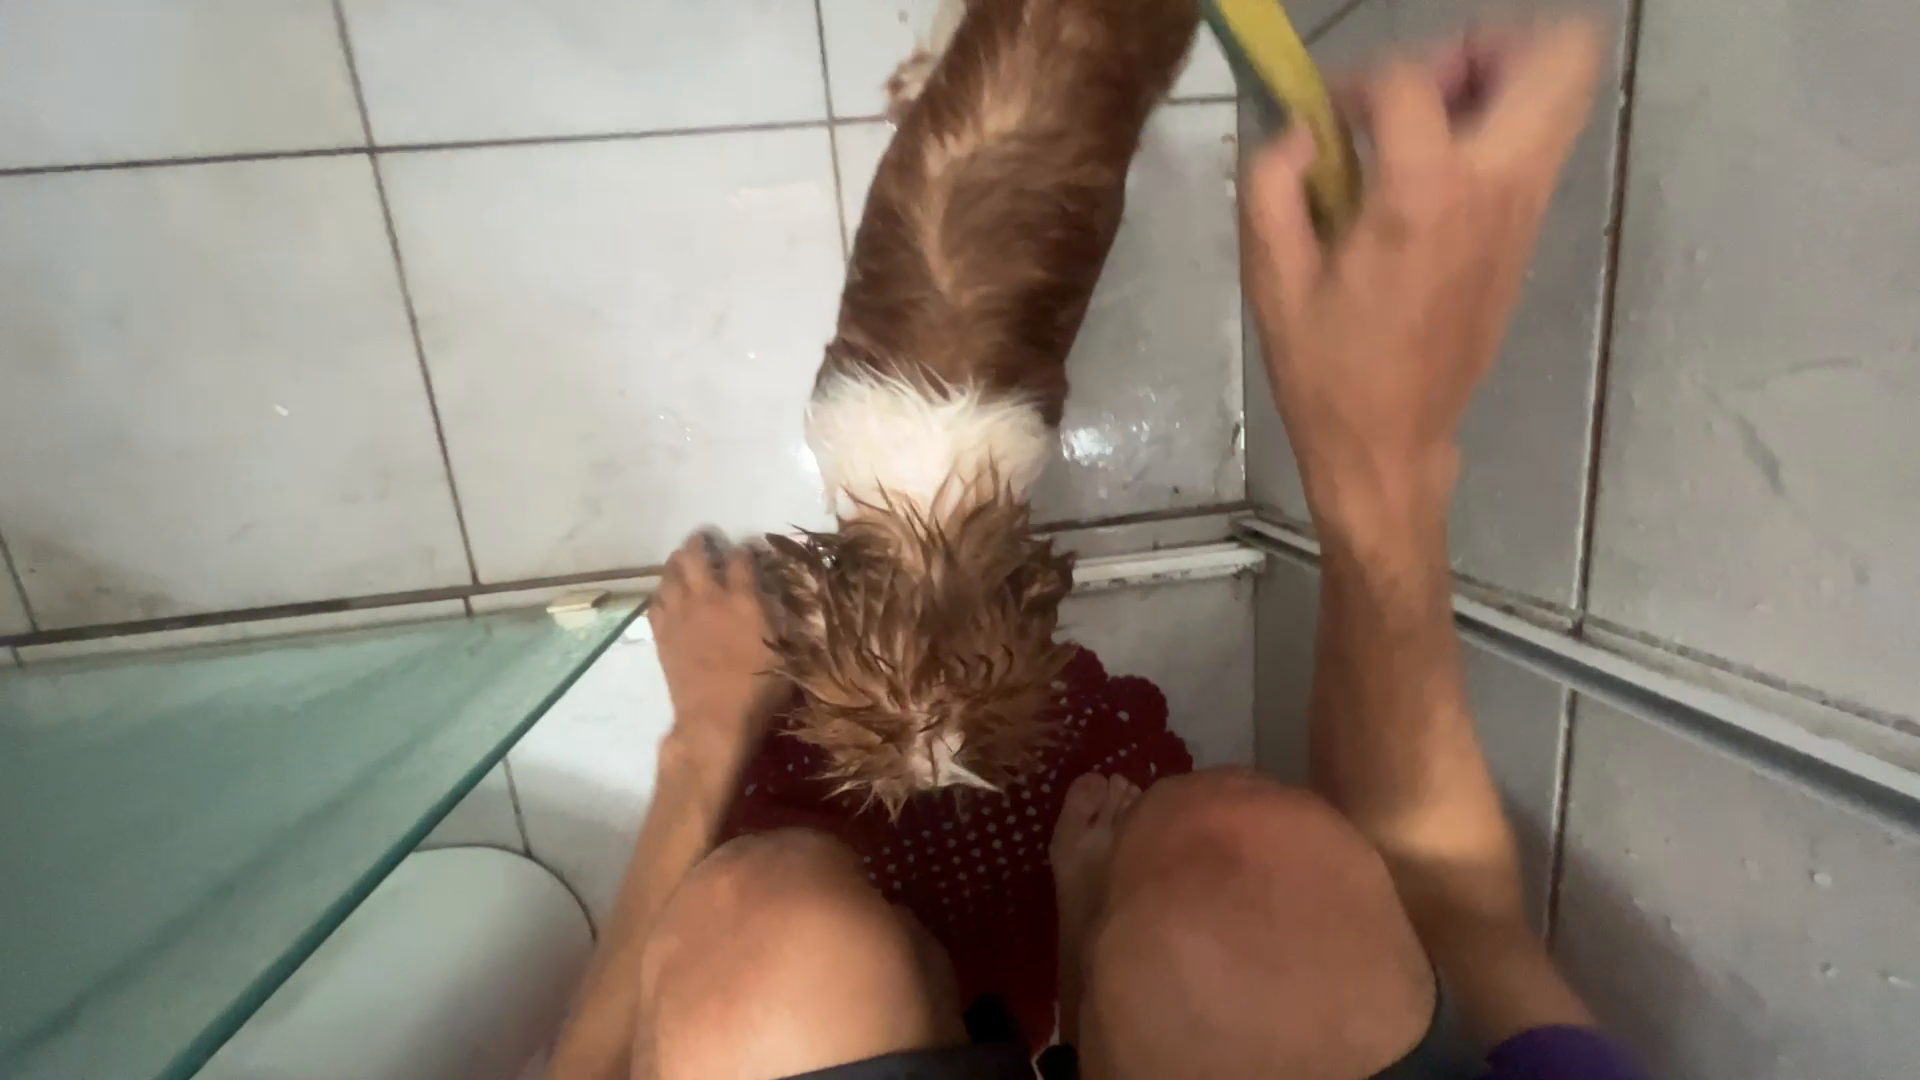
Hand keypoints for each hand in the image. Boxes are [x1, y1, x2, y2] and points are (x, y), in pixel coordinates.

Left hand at [648, 531, 785, 768]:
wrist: (715, 719)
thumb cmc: (758, 689)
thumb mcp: (786, 651)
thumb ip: (786, 622)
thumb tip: (795, 604)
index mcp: (743, 599)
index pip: (742, 558)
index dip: (747, 549)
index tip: (751, 549)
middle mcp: (709, 598)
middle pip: (696, 556)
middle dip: (700, 542)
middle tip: (705, 539)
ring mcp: (680, 614)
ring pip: (671, 573)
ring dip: (677, 561)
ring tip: (683, 558)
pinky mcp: (662, 634)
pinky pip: (655, 601)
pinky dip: (662, 591)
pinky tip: (668, 593)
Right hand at [1242, 18, 1601, 547]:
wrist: (1386, 444)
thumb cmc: (1322, 371)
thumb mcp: (1270, 282)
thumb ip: (1273, 187)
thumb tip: (1305, 133)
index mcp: (1421, 198)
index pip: (1411, 81)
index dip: (1360, 83)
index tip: (1329, 122)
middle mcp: (1496, 190)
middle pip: (1556, 54)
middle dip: (1482, 50)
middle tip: (1416, 97)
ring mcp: (1524, 217)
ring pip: (1561, 97)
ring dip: (1492, 91)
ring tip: (1419, 140)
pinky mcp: (1526, 243)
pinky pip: (1533, 152)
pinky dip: (1489, 142)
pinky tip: (1422, 197)